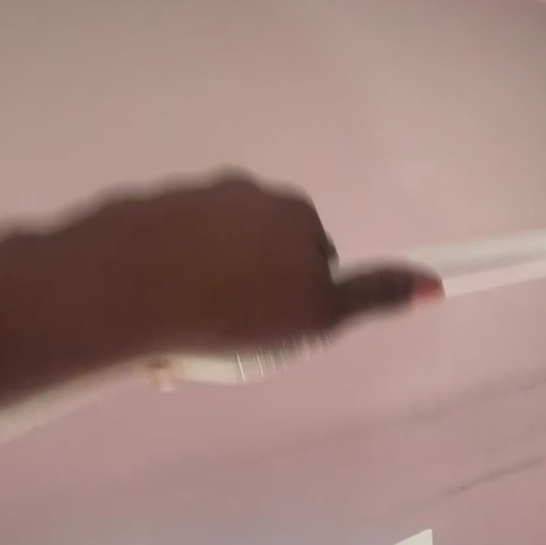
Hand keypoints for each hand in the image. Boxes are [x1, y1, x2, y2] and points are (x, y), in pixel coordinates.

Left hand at [26, 174, 440, 357]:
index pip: (317, 258)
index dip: (303, 302)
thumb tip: (434, 283)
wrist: (111, 297)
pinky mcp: (127, 216)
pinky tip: (145, 331)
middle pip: (260, 256)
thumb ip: (374, 297)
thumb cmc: (234, 313)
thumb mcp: (319, 316)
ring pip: (207, 260)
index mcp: (290, 212)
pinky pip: (158, 259)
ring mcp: (179, 199)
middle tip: (232, 349)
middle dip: (251, 300)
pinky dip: (159, 291)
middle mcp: (239, 193)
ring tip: (182, 351)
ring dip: (203, 300)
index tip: (279, 335)